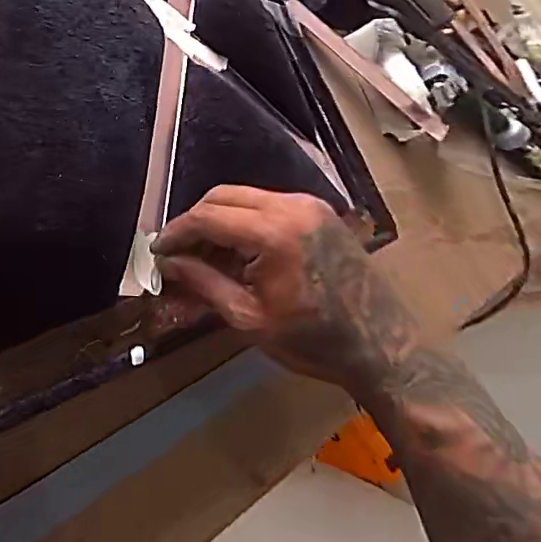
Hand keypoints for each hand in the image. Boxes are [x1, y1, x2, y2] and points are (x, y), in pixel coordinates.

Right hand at [153, 185, 426, 397]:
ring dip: (219, 221)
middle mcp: (290, 205)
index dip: (177, 233)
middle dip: (195, 222)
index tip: (157, 252)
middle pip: (223, 196)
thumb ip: (203, 283)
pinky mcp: (318, 211)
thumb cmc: (312, 341)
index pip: (208, 216)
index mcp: (273, 232)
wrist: (382, 345)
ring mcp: (307, 204)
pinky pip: (267, 205)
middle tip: (176, 255)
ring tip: (203, 257)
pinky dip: (244, 222)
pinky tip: (235, 252)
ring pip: (244, 198)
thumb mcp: (248, 318)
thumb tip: (167, 265)